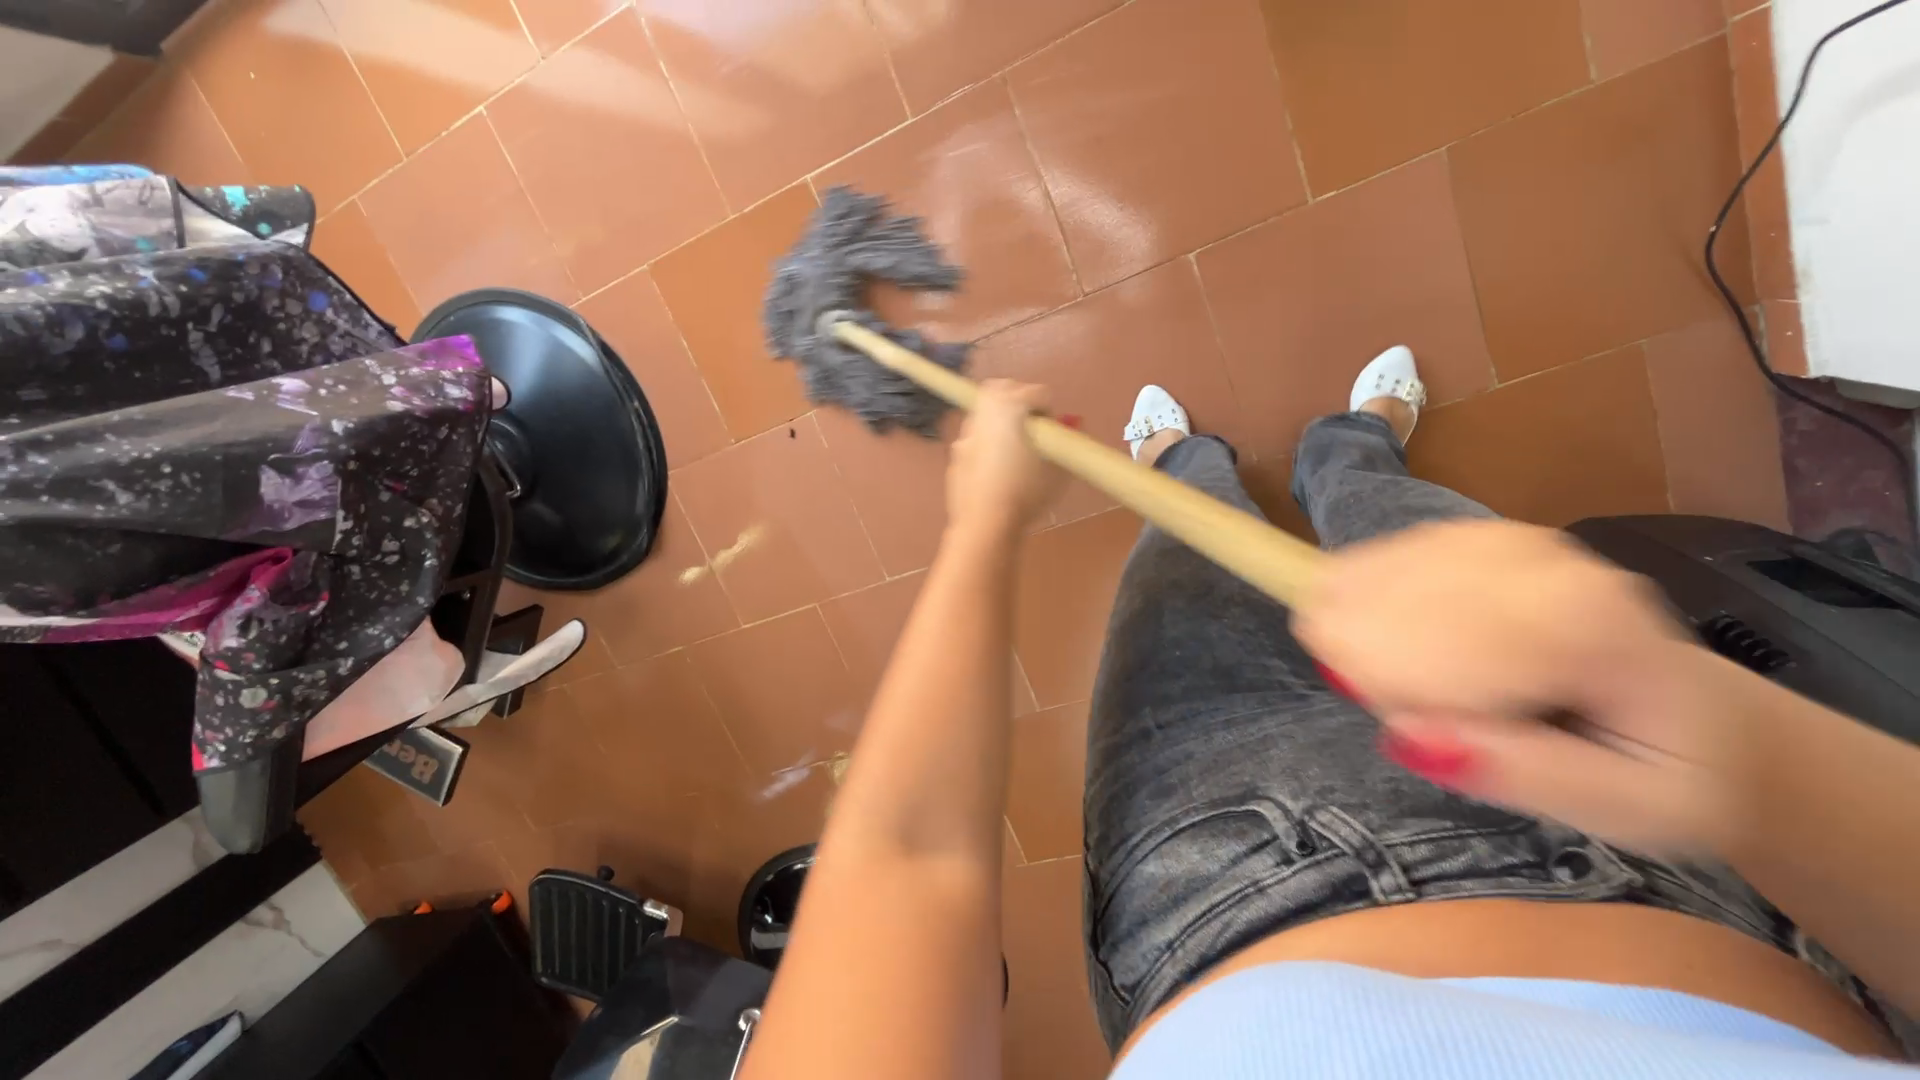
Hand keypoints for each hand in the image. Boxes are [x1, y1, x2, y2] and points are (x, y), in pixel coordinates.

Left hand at [946, 380, 1059, 537]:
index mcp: (1012, 406)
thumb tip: (1074, 424)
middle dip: (1020, 400)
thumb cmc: (1027, 491)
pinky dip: (987, 441)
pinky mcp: (957, 452)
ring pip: (986, 411)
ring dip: (1002, 420)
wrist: (986, 521)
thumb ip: (1067, 442)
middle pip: (1004, 388)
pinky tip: (997, 466)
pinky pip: (976, 436)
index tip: (1052, 434)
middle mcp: (985, 411)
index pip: (1038, 392)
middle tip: (1033, 428)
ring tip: (1015, 447)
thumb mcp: (1059, 469)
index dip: (1049, 412)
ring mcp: (967, 431)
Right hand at [1291, 520, 1758, 855]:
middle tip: (1371, 692)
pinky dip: (1369, 578)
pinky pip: (1407, 548)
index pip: (1459, 634)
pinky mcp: (1495, 542)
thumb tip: (1408, 735)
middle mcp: (1559, 570)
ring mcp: (1525, 546)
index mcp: (1598, 633)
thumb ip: (1523, 773)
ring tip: (1352, 654)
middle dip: (1373, 641)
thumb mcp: (1623, 809)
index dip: (1397, 670)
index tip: (1383, 713)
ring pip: (1406, 561)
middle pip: (1420, 589)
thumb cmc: (1665, 773)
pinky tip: (1353, 606)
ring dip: (1363, 606)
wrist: (1705, 718)